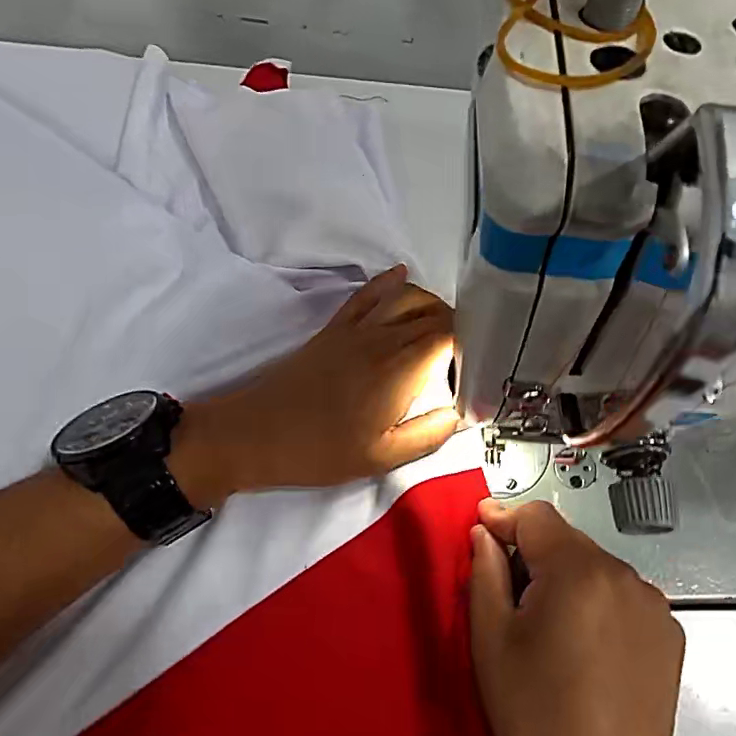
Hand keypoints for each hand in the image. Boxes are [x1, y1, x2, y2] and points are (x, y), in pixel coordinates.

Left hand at [170, 266, 458, 503]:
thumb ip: (430, 434)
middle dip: (460, 326)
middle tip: (469, 355)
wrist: (253, 435)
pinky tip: (402, 277)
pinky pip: (367, 294)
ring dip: (432, 304)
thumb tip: (462, 415)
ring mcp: (355, 329)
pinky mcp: (335, 329)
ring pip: (406, 296)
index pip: (450, 333)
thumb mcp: (384, 458)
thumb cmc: (320, 451)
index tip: (481, 364)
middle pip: (433, 312)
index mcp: (398, 369)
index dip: (474, 342)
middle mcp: (381, 338)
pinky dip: (389, 283)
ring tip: (445, 328)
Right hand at [469, 499, 724, 735]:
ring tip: (550, 634)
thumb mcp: (491, 641)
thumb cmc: (536, 720)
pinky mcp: (669, 633)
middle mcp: (624, 576)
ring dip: (569, 582)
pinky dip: (600, 607)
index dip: (505, 518)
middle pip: (569, 542)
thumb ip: (484, 573)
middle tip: (510, 595)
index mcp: (578, 571)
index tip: (484, 525)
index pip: (537, 517)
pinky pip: (624, 599)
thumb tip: (485, 535)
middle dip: (536, 556)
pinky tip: (586, 652)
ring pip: (597, 570)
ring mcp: (654, 605)